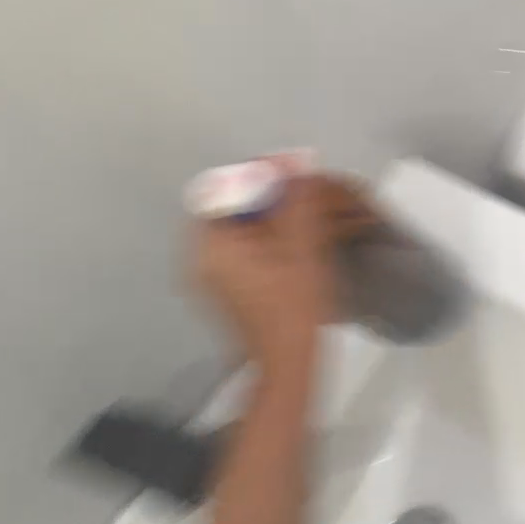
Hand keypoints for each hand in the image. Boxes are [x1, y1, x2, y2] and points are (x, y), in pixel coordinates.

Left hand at [192, 173, 375, 372]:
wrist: (289, 363)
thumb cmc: (294, 303)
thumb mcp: (302, 245)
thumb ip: (296, 200)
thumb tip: (295, 160)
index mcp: (211, 247)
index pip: (225, 189)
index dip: (261, 175)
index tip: (298, 175)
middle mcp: (204, 257)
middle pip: (236, 207)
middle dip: (277, 195)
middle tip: (315, 195)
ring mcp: (216, 274)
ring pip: (246, 226)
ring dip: (282, 215)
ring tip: (320, 216)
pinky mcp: (234, 286)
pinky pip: (250, 245)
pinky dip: (278, 235)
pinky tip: (308, 240)